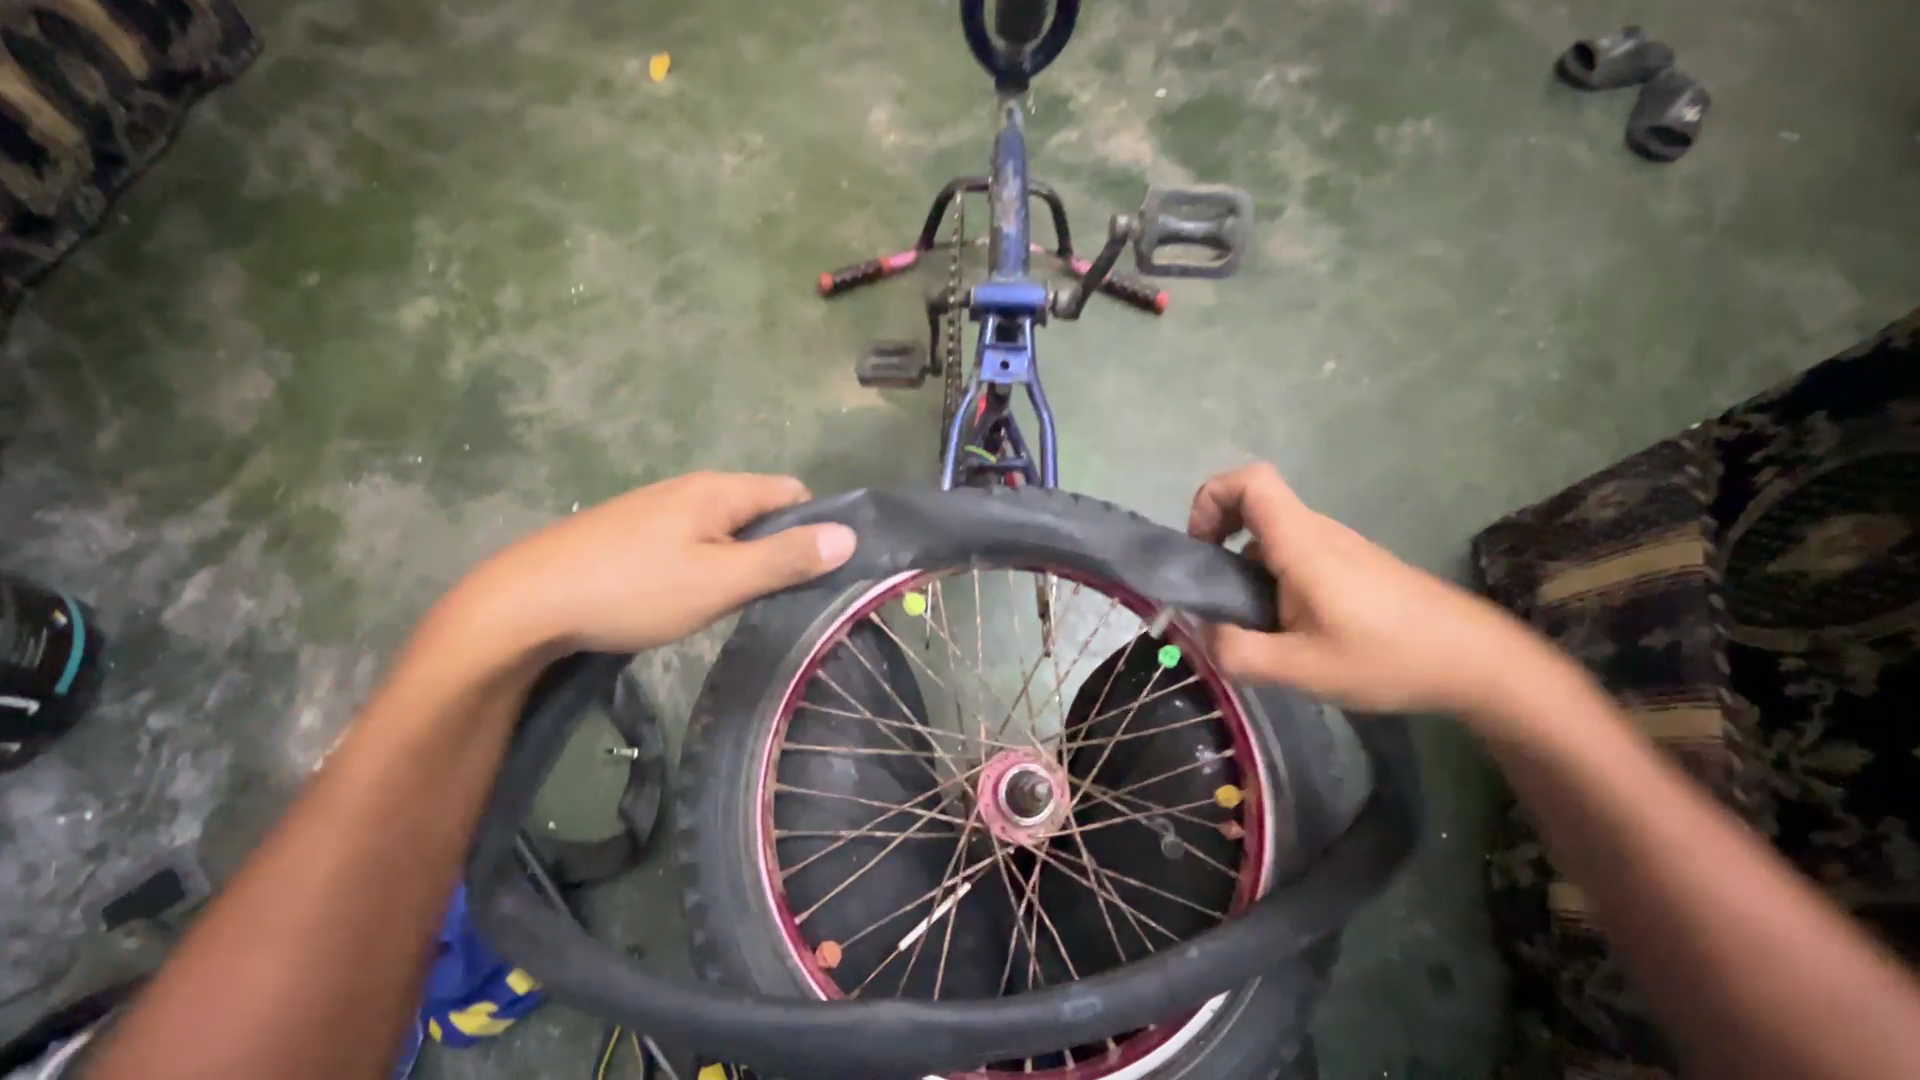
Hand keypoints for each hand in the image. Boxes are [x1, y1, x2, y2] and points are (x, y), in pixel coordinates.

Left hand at [446, 472, 856, 659]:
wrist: (526, 603)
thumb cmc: (634, 589)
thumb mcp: (720, 581)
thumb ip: (785, 559)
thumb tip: (849, 535)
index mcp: (719, 490)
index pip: (793, 491)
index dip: (814, 527)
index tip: (817, 573)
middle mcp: (691, 487)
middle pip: (758, 509)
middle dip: (776, 547)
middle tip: (771, 597)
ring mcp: (656, 508)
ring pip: (723, 528)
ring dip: (739, 560)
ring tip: (728, 604)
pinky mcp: (631, 532)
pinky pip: (691, 539)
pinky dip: (705, 564)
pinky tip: (684, 598)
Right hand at [1187, 464, 1557, 714]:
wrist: (1476, 662)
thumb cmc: (1388, 657)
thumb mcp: (1301, 669)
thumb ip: (1238, 652)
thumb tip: (1202, 632)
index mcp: (1302, 543)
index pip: (1249, 480)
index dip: (1211, 499)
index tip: (1201, 548)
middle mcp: (1318, 533)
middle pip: (1254, 507)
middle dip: (1219, 543)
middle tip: (1217, 599)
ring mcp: (1339, 548)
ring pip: (1272, 538)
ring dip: (1246, 570)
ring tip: (1254, 628)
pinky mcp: (1353, 567)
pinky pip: (1296, 557)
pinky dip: (1273, 583)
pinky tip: (1291, 633)